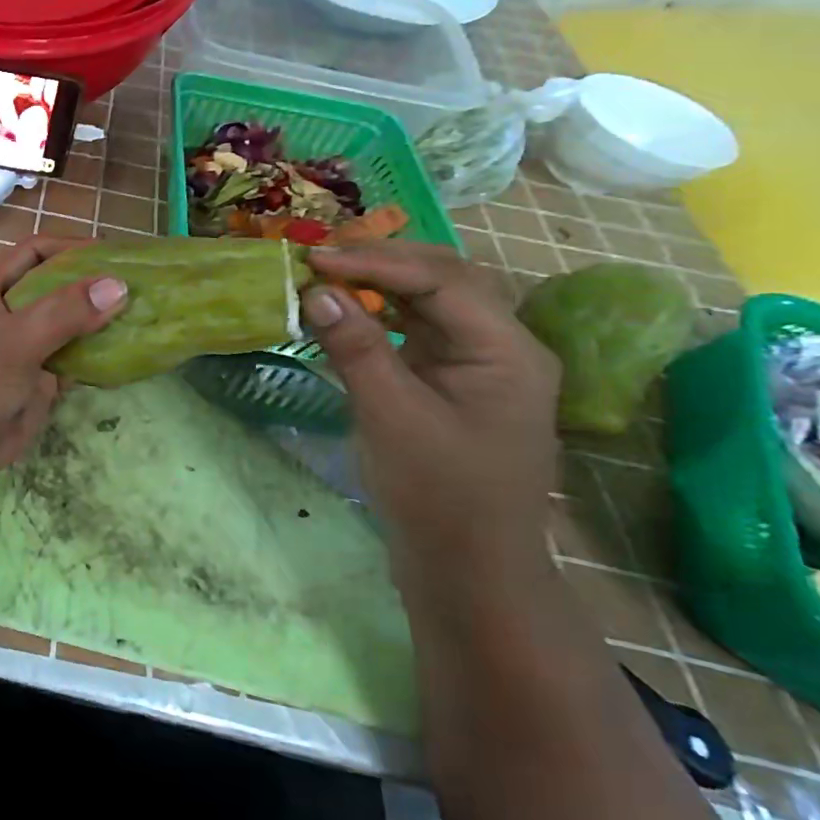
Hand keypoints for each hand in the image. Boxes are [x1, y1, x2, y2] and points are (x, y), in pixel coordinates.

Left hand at [0, 235, 126, 477]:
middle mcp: (14, 312)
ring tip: (147, 312)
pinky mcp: (44, 377)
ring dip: (103, 318)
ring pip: (72, 322)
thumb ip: (63, 313)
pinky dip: (102, 353)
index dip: (68, 245)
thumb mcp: (16, 341)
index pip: (34, 252)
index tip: (111, 252)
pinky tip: (134, 351)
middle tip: (142, 282)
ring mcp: (30, 345)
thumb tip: (118, 286)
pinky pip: (78, 357)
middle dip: (94, 281)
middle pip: (58, 285)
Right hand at [303, 243, 562, 559]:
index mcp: (505, 350)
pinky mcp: (449, 381)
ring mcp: (475, 363)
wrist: (467, 562)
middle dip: (381, 261)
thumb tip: (316, 291)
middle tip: (318, 256)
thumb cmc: (437, 491)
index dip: (375, 262)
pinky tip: (343, 312)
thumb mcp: (391, 415)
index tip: (314, 259)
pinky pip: (414, 329)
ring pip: (428, 301)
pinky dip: (376, 313)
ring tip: (325, 273)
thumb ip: (355, 348)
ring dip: (378, 282)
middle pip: (443, 279)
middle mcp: (499, 346)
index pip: (441, 280)